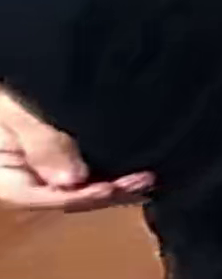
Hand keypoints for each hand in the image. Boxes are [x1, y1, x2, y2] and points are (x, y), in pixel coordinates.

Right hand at [0, 88, 152, 211]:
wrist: (30, 80)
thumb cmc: (17, 94)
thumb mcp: (21, 116)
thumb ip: (45, 147)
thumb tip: (70, 181)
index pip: (31, 197)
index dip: (75, 197)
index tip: (110, 188)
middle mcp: (16, 177)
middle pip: (60, 198)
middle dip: (104, 194)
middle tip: (144, 181)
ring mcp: (40, 173)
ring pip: (77, 192)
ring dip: (114, 190)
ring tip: (147, 180)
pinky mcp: (64, 165)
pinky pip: (88, 181)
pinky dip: (114, 182)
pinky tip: (141, 178)